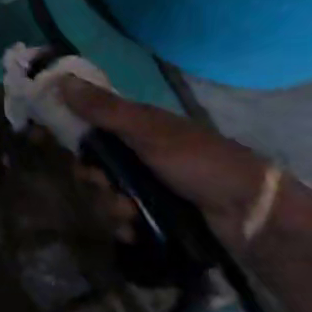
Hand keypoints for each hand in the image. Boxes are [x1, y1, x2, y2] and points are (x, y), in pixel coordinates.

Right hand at [59, 78, 289, 244]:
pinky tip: (132, 232)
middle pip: (94, 166)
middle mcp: (138, 156)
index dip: (77, 139)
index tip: (70, 151)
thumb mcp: (148, 131)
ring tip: (128, 215)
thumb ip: (104, 109)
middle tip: (106, 186)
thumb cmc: (199, 161)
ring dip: (108, 207)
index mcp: (137, 128)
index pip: (91, 127)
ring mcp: (147, 188)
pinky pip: (122, 221)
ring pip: (105, 195)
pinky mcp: (155, 218)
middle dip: (94, 181)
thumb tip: (60, 79)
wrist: (251, 214)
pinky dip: (122, 226)